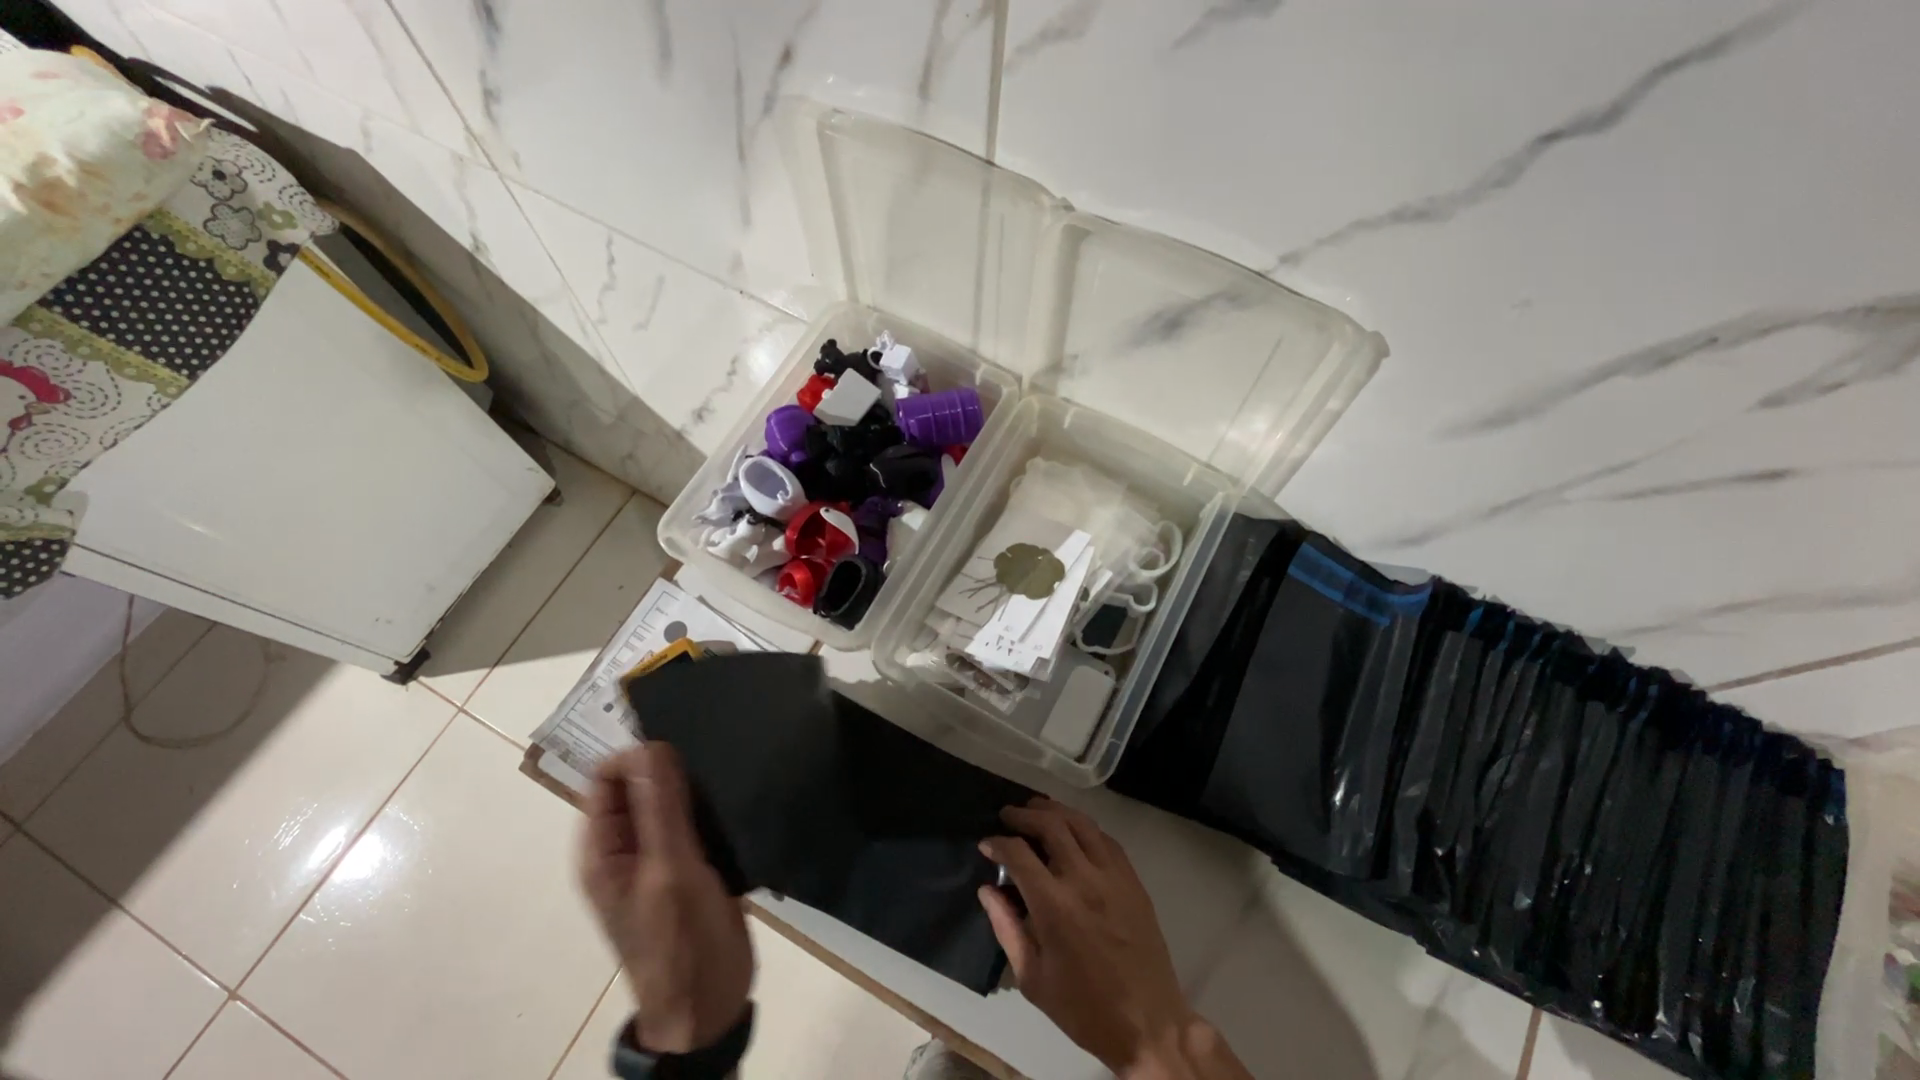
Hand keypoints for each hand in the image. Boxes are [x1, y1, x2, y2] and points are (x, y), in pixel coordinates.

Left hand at [580, 743, 751, 1053]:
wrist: (709, 1007)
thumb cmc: (680, 942)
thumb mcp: (670, 871)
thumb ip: (660, 809)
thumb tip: (652, 746)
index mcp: (604, 849)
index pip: (607, 778)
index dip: (638, 757)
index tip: (684, 750)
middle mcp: (627, 848)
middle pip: (641, 786)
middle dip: (672, 768)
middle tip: (715, 758)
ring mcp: (661, 859)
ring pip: (672, 802)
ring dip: (697, 788)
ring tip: (731, 774)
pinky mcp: (693, 867)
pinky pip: (697, 823)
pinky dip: (714, 809)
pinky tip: (740, 801)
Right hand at [979, 798, 1250, 1079]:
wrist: (1148, 1023)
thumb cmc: (1083, 1008)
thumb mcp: (1032, 978)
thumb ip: (1006, 928)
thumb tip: (987, 890)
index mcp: (1054, 906)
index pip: (1019, 853)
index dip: (998, 843)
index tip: (985, 844)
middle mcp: (1084, 880)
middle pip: (1051, 824)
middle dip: (1024, 814)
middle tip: (1007, 815)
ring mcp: (1114, 877)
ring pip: (1082, 823)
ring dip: (1055, 810)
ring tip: (1036, 809)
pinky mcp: (1133, 881)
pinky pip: (1106, 839)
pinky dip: (1084, 827)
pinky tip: (1072, 830)